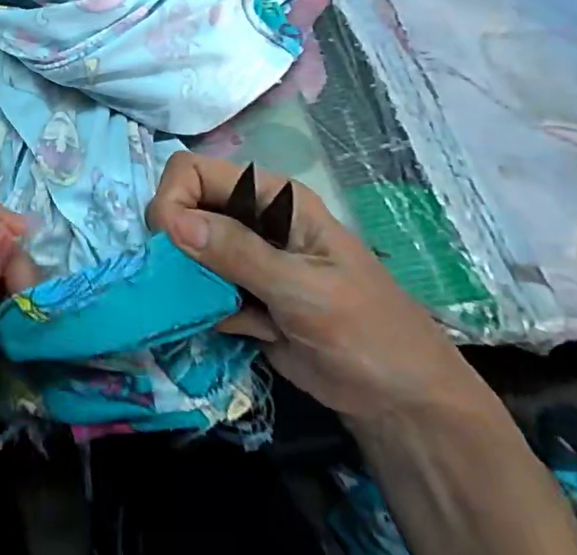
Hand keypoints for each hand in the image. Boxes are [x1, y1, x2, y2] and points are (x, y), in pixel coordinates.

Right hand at [145, 152, 490, 427]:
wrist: (404, 405)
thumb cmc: (369, 334)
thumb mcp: (305, 291)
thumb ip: (238, 253)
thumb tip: (171, 222)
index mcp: (273, 198)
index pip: (194, 171)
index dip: (174, 199)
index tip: (172, 243)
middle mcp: (251, 218)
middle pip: (182, 206)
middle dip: (177, 244)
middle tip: (198, 284)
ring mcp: (242, 256)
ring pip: (183, 249)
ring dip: (189, 280)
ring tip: (226, 311)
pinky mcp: (237, 292)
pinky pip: (196, 286)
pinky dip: (203, 307)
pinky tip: (244, 329)